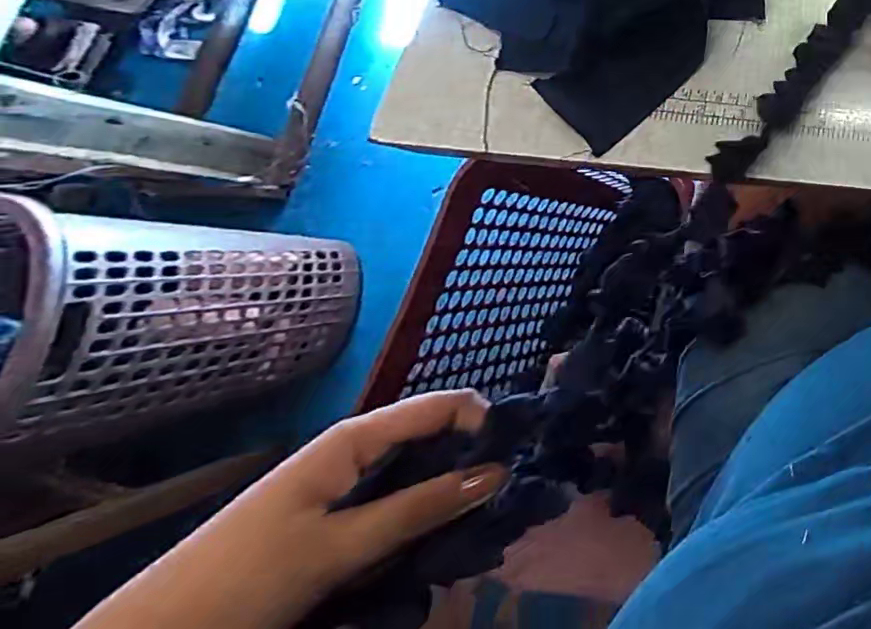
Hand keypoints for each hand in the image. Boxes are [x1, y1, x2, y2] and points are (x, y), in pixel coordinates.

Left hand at [79, 391, 507, 628]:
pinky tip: (436, 543)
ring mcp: (342, 488)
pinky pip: (395, 507)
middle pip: (435, 439)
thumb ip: (419, 509)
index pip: (443, 405)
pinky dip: (422, 520)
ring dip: (449, 496)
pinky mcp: (333, 522)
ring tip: (479, 524)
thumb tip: (498, 472)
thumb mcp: (336, 550)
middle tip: (506, 496)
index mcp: (354, 440)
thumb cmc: (236, 584)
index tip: (514, 458)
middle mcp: (354, 453)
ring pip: (418, 476)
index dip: (485, 422)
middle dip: (472, 463)